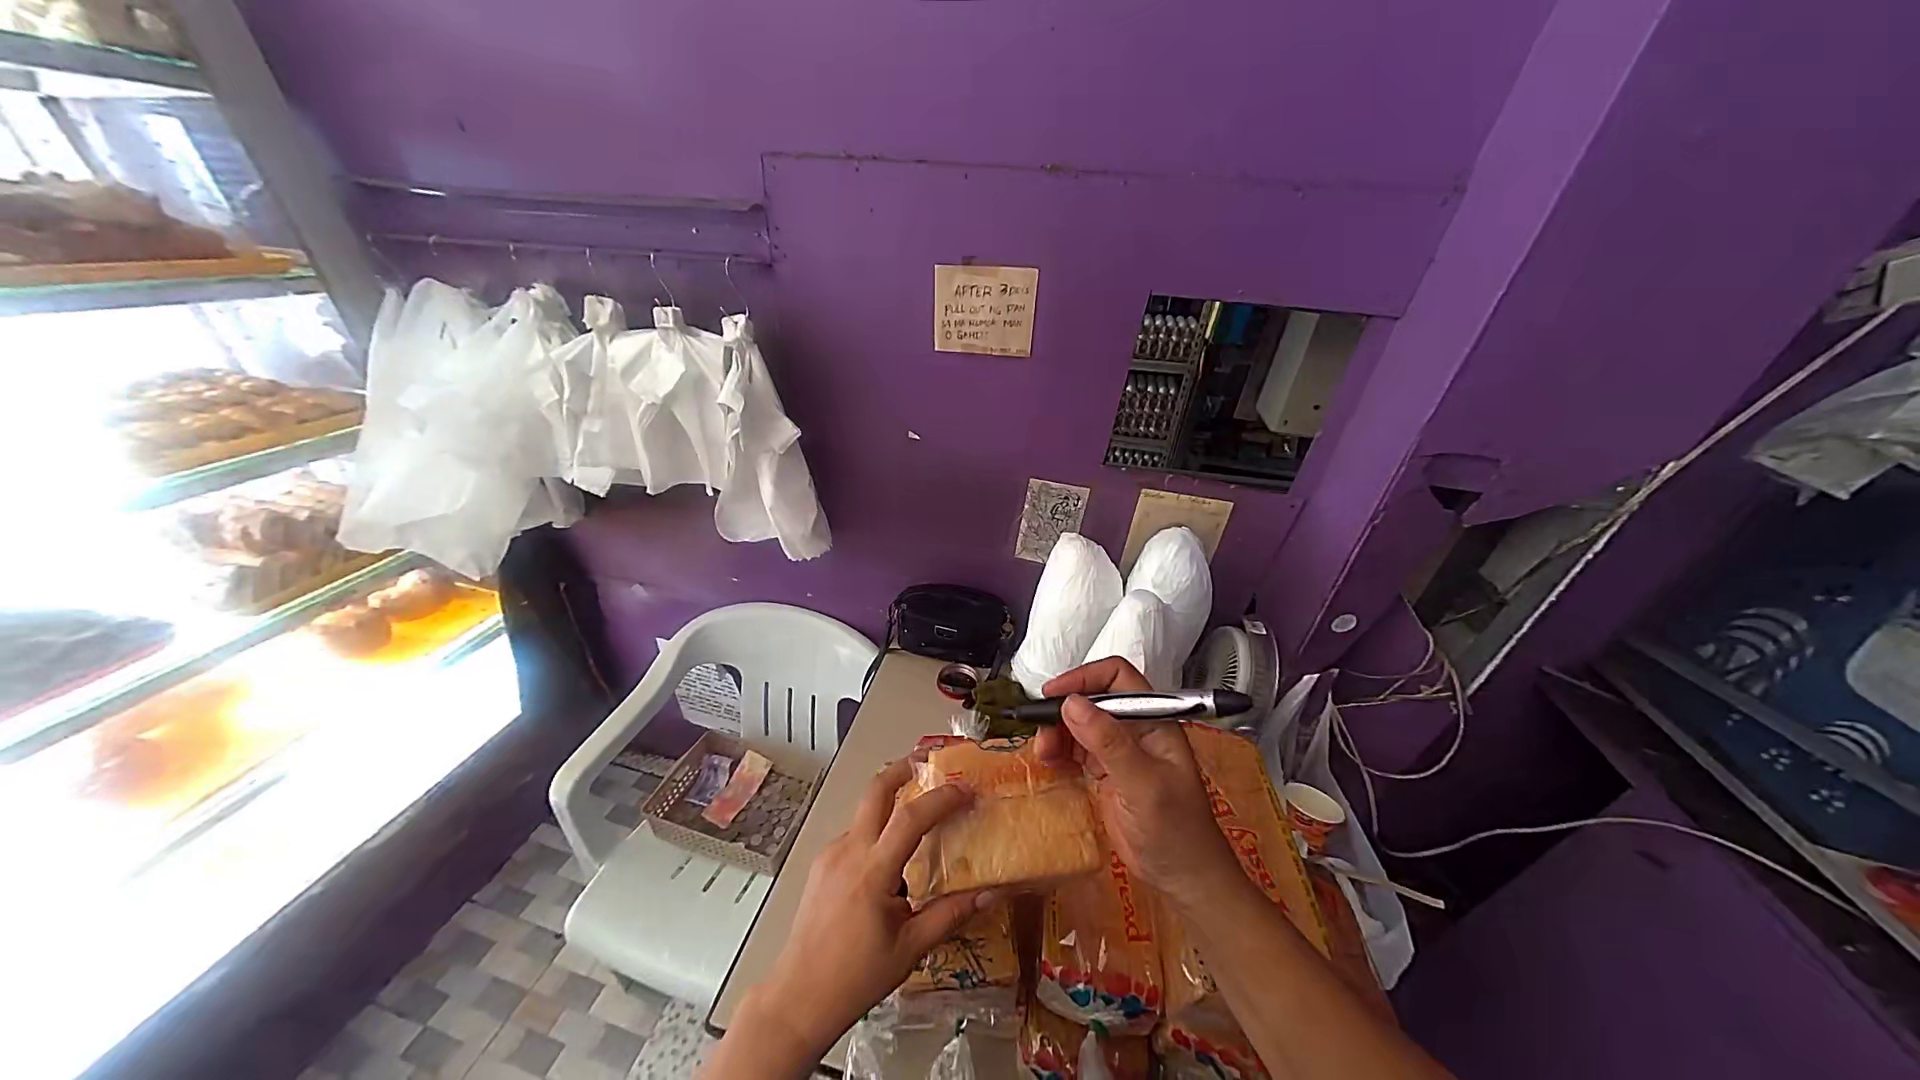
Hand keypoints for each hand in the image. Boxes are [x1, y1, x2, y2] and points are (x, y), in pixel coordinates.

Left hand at [752, 758, 999, 1052]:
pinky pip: (856, 835)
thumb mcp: (910, 949)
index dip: (940, 798)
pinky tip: (893, 855)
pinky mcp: (822, 865)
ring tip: (921, 813)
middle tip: (930, 761)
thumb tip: (991, 893)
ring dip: (892, 802)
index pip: (909, 818)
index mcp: (871, 872)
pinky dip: (878, 830)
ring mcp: (830, 855)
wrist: (797, 998)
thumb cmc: (855, 977)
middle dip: (903, 768)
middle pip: (875, 790)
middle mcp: (848, 852)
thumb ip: (951, 915)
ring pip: (865, 812)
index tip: (966, 789)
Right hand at [1034, 657, 1249, 912]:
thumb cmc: (1175, 830)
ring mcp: (1120, 750)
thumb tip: (1071, 703)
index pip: (1117, 677)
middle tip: (1041, 731)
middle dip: (1063, 709)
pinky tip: (1049, 762)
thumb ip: (1108, 743)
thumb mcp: (1143, 784)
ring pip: (1079, 724)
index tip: (1054, 694)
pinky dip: (1058, 751)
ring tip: (1043, 753)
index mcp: (1153, 720)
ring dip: (1056, 732)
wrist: (1184, 878)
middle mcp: (1135, 728)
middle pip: (1091, 699)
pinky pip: (1075, 750)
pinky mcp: (1106, 772)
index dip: (1084, 678)